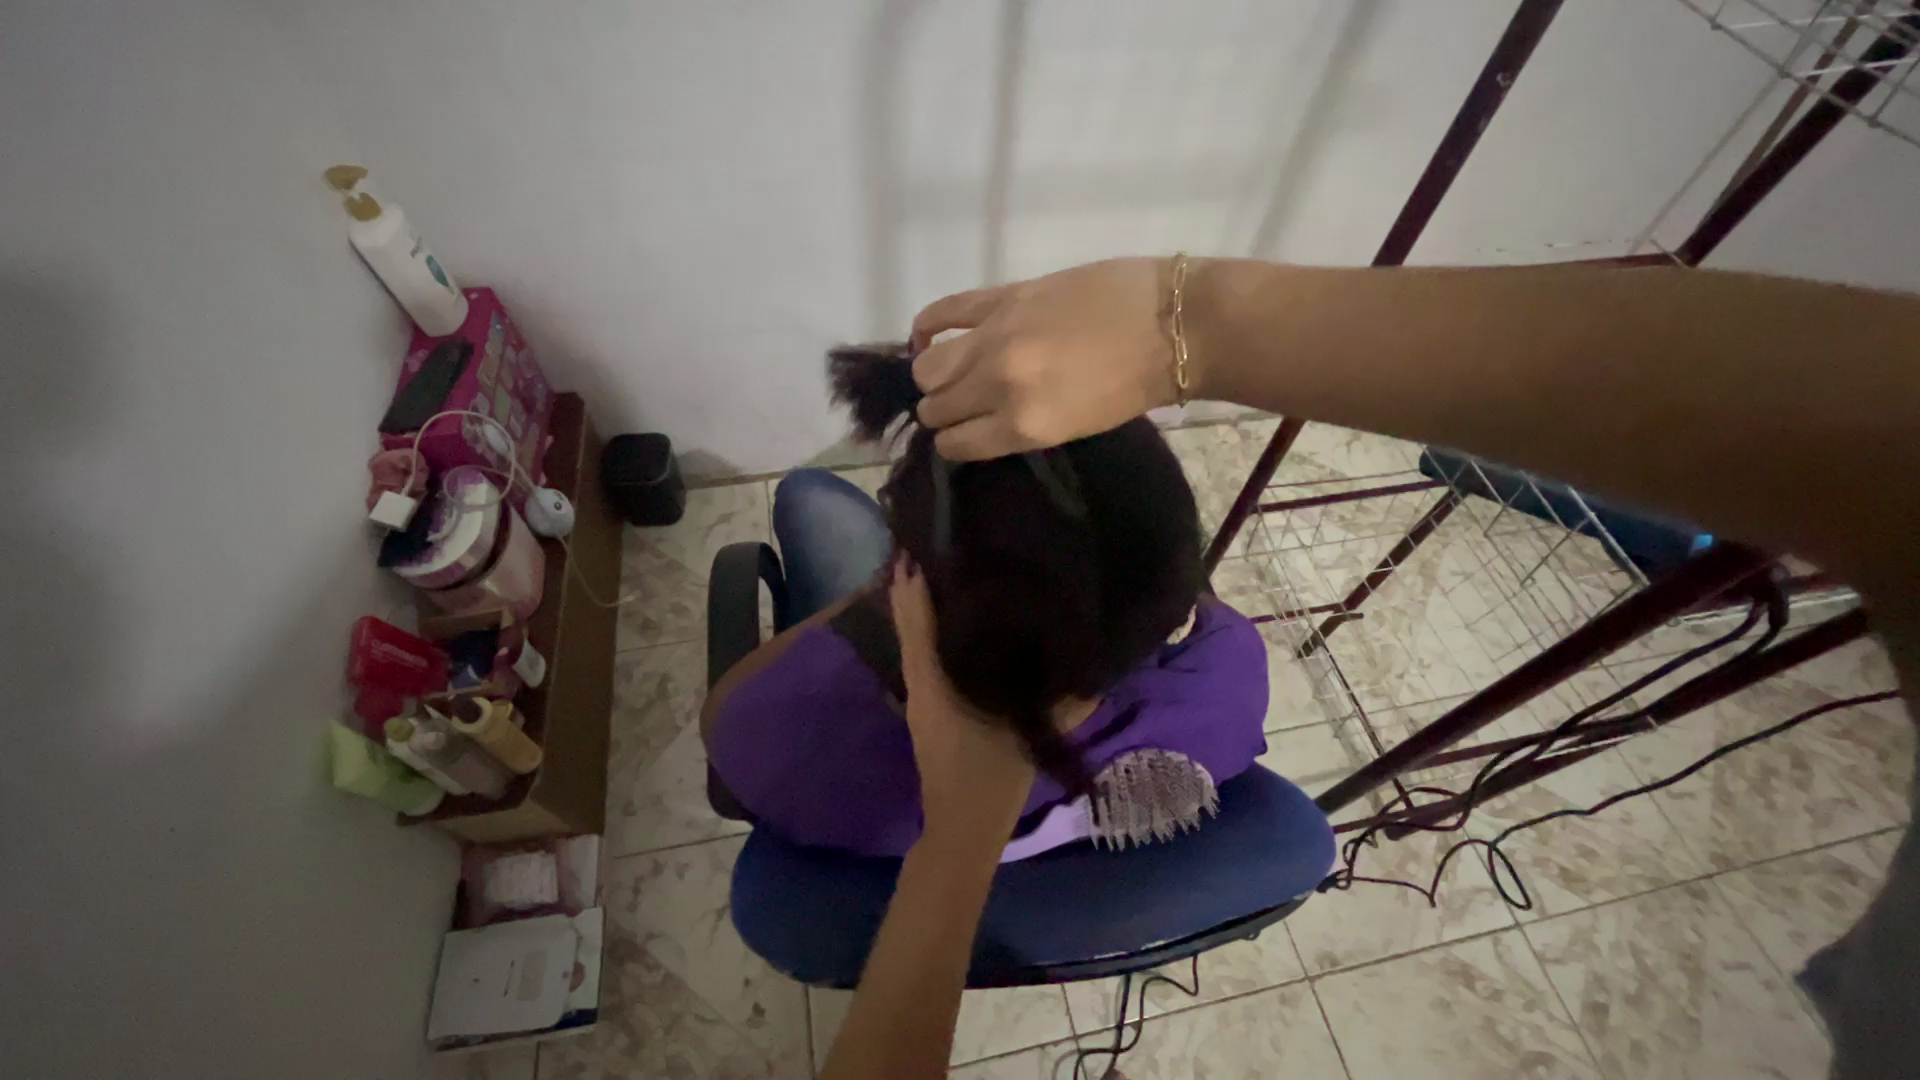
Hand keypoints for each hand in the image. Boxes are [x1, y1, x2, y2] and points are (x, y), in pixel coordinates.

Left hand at [888, 557, 1035, 850]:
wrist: (961, 832)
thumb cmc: (988, 783)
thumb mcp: (1027, 740)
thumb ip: (1062, 706)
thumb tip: (1098, 673)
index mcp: (932, 686)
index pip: (917, 624)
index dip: (915, 586)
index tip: (919, 546)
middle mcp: (919, 685)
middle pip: (909, 625)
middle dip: (916, 586)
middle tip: (934, 544)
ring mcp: (921, 697)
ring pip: (915, 640)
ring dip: (921, 607)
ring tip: (940, 569)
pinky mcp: (930, 707)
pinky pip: (925, 657)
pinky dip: (930, 632)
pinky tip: (952, 620)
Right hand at [909, 257, 1175, 459]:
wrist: (1171, 323)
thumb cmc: (1132, 387)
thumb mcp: (1073, 427)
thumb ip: (1019, 427)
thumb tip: (979, 420)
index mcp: (1022, 425)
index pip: (954, 444)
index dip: (953, 442)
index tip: (961, 436)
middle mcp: (998, 384)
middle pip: (936, 405)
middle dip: (941, 412)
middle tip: (959, 406)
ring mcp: (995, 336)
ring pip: (929, 365)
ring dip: (934, 376)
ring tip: (950, 373)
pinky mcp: (1003, 296)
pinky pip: (943, 311)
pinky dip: (927, 326)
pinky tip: (926, 335)